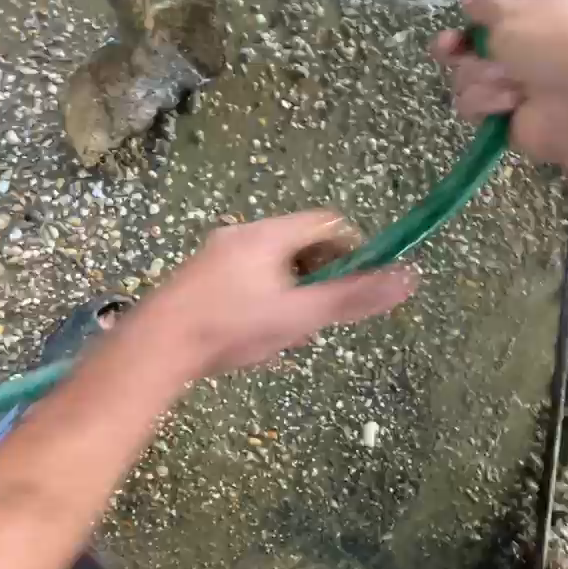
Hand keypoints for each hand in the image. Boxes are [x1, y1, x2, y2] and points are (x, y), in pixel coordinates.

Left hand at [127, 210, 417, 378]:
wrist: (157, 344)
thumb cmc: (232, 326)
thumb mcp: (300, 316)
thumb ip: (353, 297)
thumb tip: (410, 277)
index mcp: (268, 234)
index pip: (326, 223)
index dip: (351, 249)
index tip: (356, 283)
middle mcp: (240, 235)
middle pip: (298, 245)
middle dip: (315, 279)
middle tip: (315, 317)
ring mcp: (214, 254)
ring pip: (270, 266)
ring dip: (287, 295)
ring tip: (281, 335)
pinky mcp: (197, 277)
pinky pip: (244, 279)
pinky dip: (260, 301)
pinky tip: (250, 337)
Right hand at [429, 0, 567, 163]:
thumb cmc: (559, 48)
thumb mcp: (519, 12)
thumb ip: (487, 1)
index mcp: (545, 6)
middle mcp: (530, 41)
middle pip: (479, 35)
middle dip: (458, 42)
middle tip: (449, 46)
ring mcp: (516, 77)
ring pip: (469, 71)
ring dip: (481, 75)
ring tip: (507, 81)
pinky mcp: (504, 109)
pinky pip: (474, 101)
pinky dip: (488, 101)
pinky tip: (511, 102)